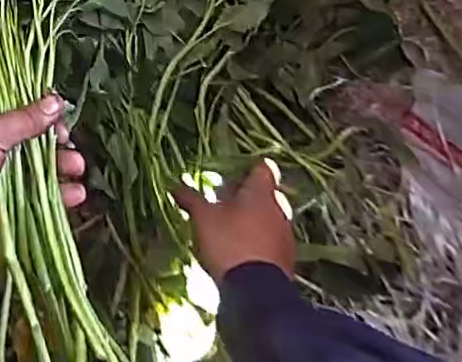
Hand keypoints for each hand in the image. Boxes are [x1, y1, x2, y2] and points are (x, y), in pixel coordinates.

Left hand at [0, 89, 85, 256]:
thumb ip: (25, 119)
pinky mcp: (1, 197)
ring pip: (32, 161)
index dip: (33, 100)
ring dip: (57, 163)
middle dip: (50, 135)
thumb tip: (55, 101)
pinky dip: (54, 191)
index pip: (8, 96)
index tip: (58, 107)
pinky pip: (32, 191)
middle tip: (68, 139)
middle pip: (24, 130)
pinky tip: (75, 193)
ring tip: (78, 166)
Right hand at [174, 160, 295, 280]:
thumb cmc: (229, 242)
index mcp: (261, 192)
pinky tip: (239, 246)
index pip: (263, 168)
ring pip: (270, 217)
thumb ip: (190, 198)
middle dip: (248, 193)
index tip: (234, 168)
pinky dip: (258, 238)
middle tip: (225, 196)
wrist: (257, 295)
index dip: (249, 166)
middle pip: (266, 193)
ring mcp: (285, 236)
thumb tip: (174, 185)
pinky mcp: (286, 260)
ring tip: (229, 222)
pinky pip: (272, 239)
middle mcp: (278, 210)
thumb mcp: (202, 217)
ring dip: (253, 217)